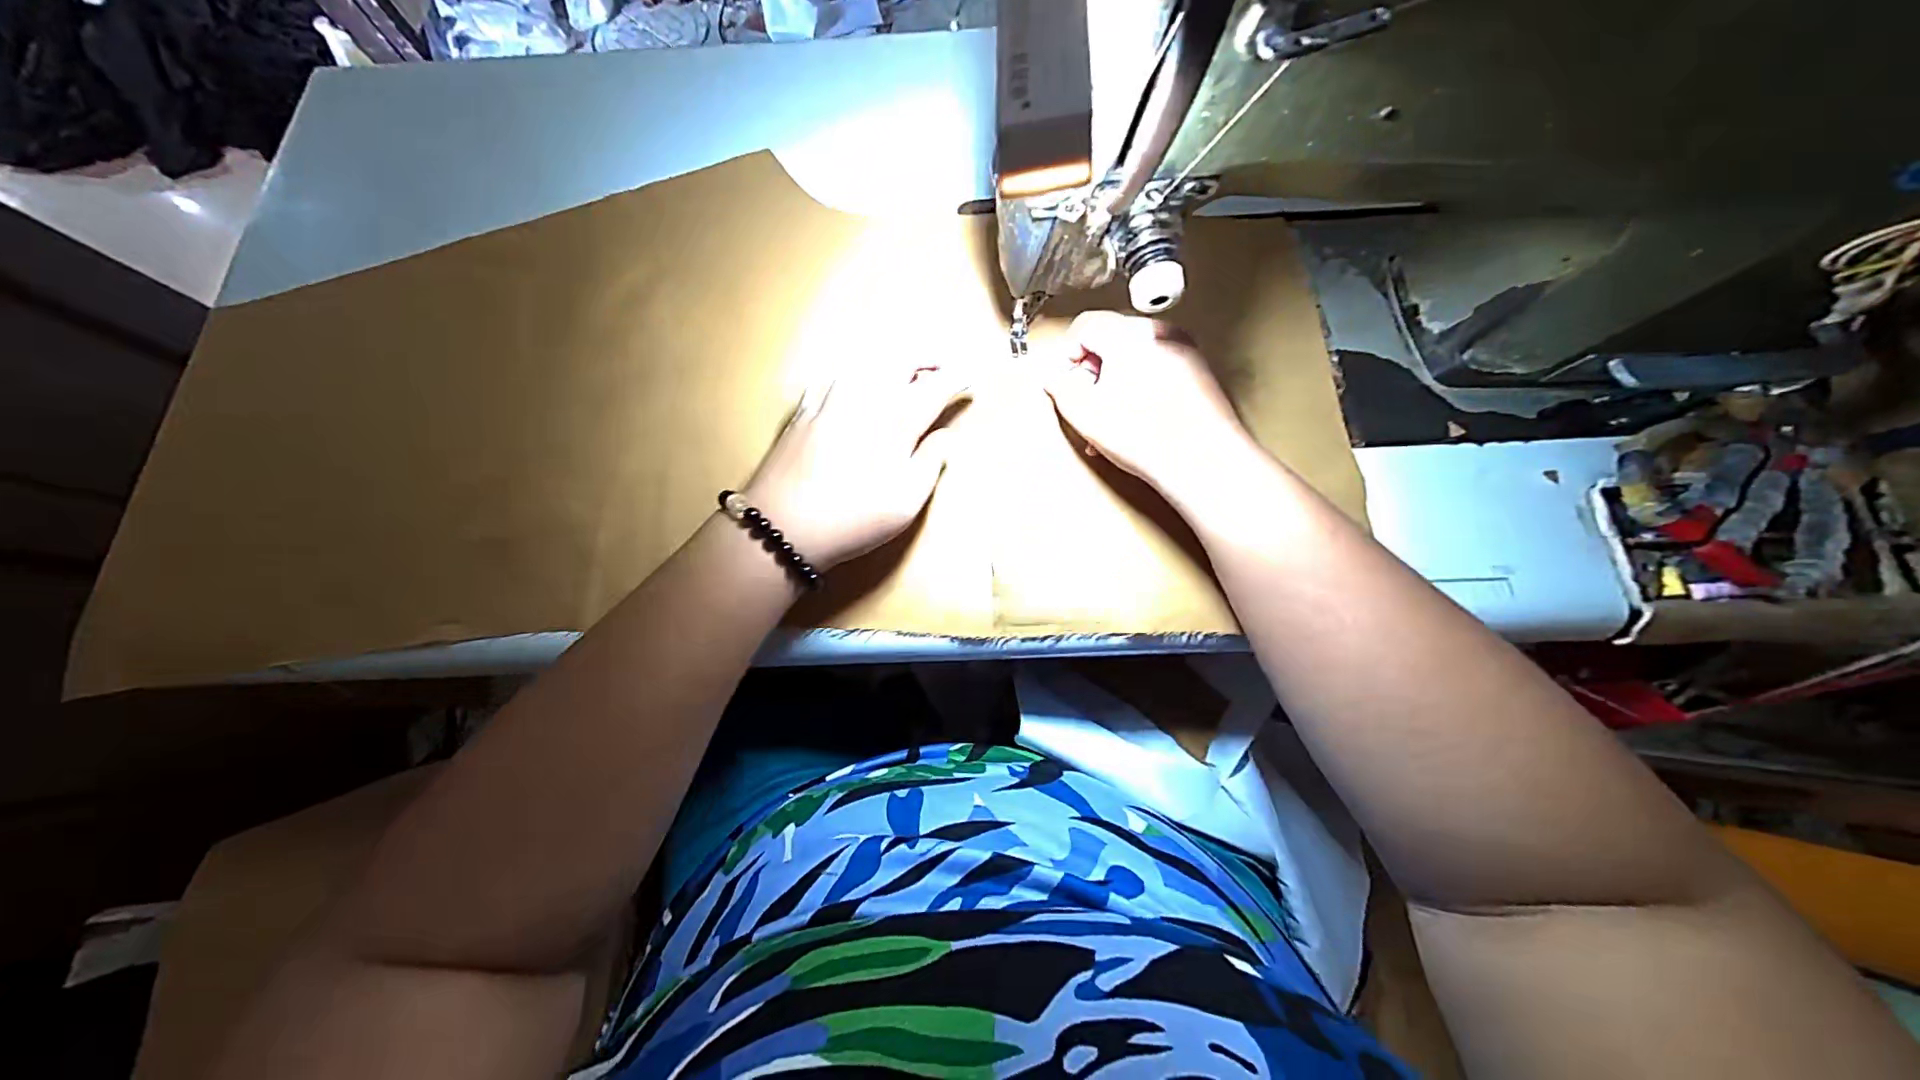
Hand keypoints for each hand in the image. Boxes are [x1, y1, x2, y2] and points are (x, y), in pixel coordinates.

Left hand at [741, 360, 969, 569]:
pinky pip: (838, 374)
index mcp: (896, 418)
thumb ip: (931, 463)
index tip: (969, 382)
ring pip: (868, 360)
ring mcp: (830, 397)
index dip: (957, 379)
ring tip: (906, 374)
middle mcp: (864, 395)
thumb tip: (944, 436)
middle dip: (927, 358)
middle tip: (942, 368)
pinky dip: (859, 371)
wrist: (780, 526)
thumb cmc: (851, 519)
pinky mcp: (805, 407)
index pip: (936, 384)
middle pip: (902, 358)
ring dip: (894, 360)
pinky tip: (858, 384)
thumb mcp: (905, 503)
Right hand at [1041, 311, 1259, 500]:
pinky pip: (1159, 370)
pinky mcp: (1199, 372)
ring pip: (1136, 357)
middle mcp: (1161, 333)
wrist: (1201, 461)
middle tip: (1088, 403)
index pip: (1086, 326)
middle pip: (1112, 340)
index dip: (1069, 355)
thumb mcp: (1084, 413)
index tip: (1067, 379)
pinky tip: (1138, 421)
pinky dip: (1143, 389)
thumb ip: (1061, 387)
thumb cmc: (1151, 437)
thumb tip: (1057, 379)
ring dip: (1117, 384)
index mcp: (1129, 334)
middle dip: (1094, 371)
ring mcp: (1185, 350)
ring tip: (1113, 420)